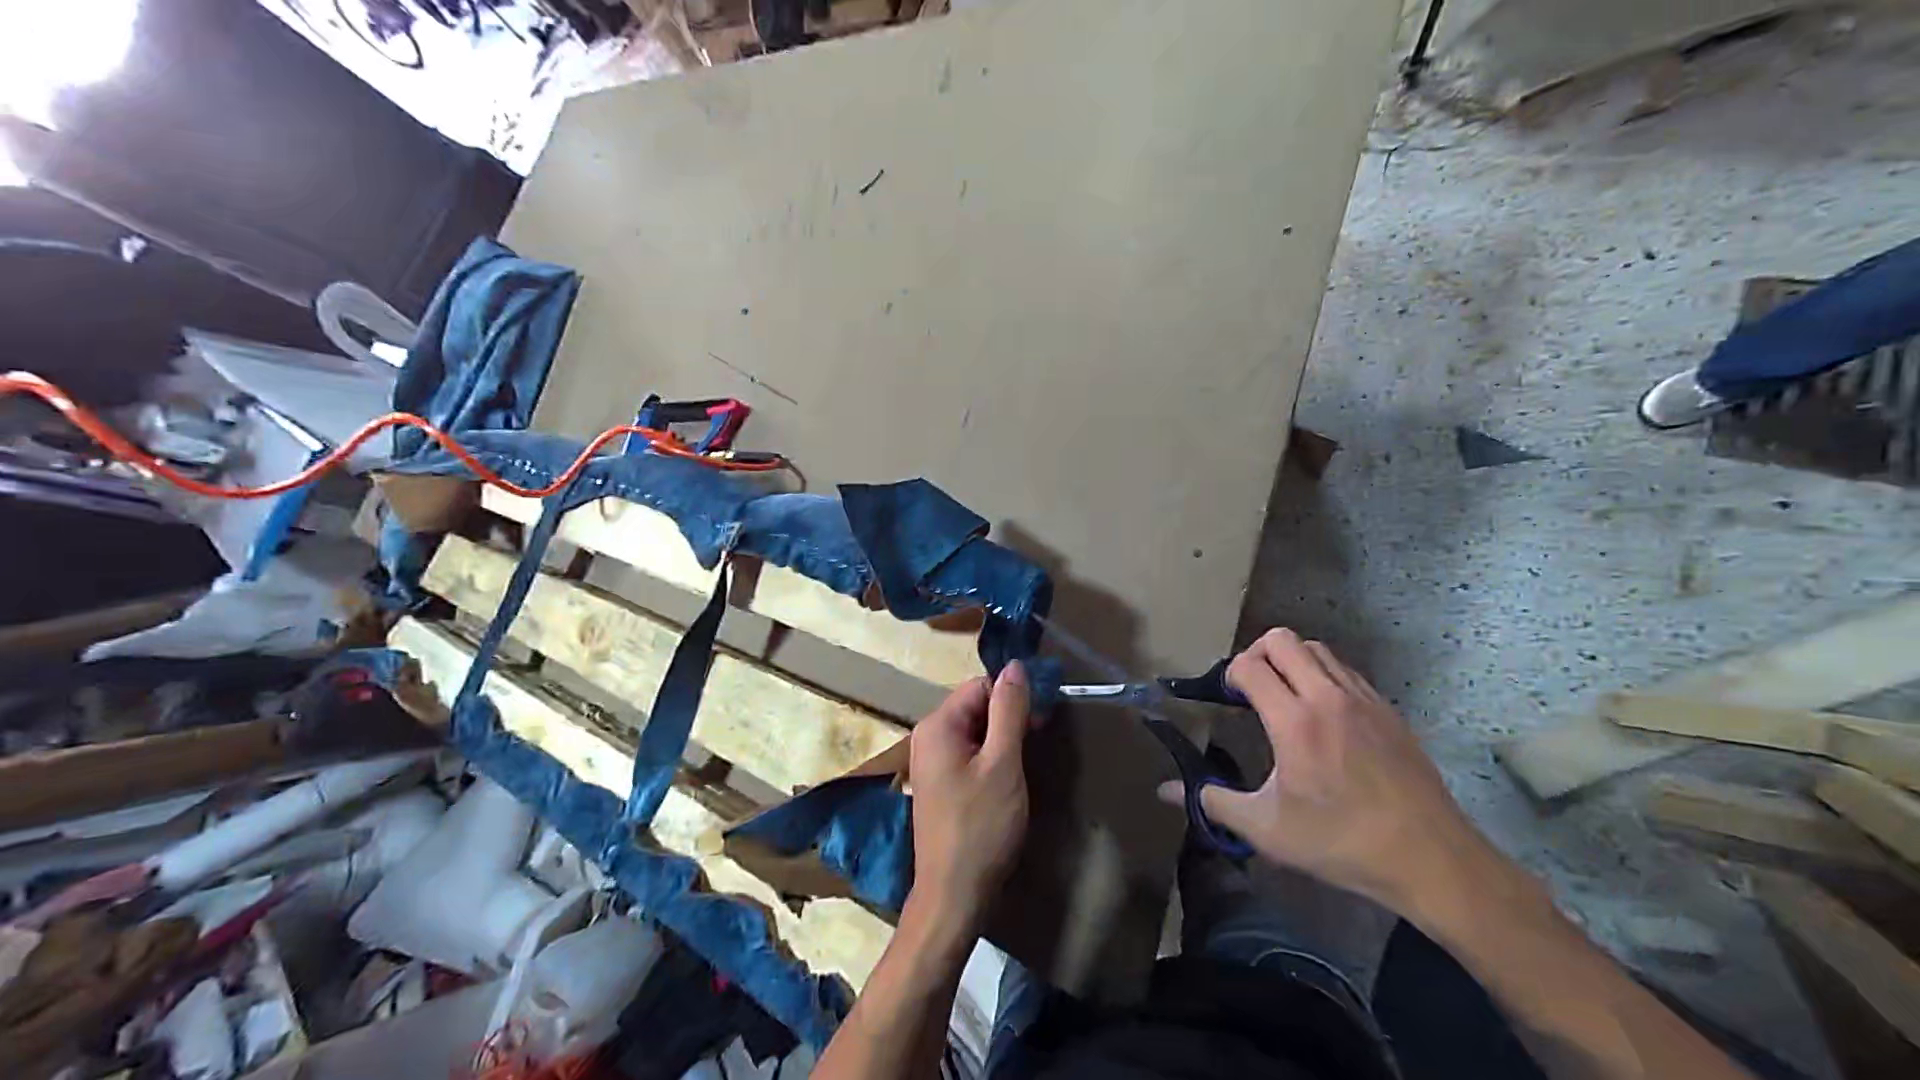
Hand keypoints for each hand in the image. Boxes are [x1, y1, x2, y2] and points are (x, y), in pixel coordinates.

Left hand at [907, 663, 1033, 927]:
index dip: (1013, 696)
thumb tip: (1015, 665)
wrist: (953, 894)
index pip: (981, 685)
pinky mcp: (941, 782)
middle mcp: (928, 735)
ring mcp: (931, 761)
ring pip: (976, 730)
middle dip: (1009, 717)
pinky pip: (969, 753)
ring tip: (1025, 763)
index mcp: (938, 725)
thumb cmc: (981, 826)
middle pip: (976, 706)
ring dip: (1003, 738)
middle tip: (1039, 740)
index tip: (1042, 719)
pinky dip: (991, 757)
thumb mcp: (1003, 763)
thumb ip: (1009, 711)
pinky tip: (1007, 779)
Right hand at [1159, 629, 1494, 914]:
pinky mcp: (1388, 711)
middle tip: (1251, 689)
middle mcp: (1328, 697)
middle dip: (1257, 655)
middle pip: (1283, 640)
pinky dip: (1323, 676)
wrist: (1430, 859)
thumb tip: (1164, 791)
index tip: (1227, 699)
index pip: (1250, 666)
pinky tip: (1323, 715)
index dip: (1229, 674)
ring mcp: (1363, 700)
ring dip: (1292, 661)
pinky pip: (1346, 671)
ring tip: (1285, 697)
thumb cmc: (1340, 843)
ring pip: (1317, 649)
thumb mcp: (1266, 829)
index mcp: (1294, 721)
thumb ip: (1212, 802)